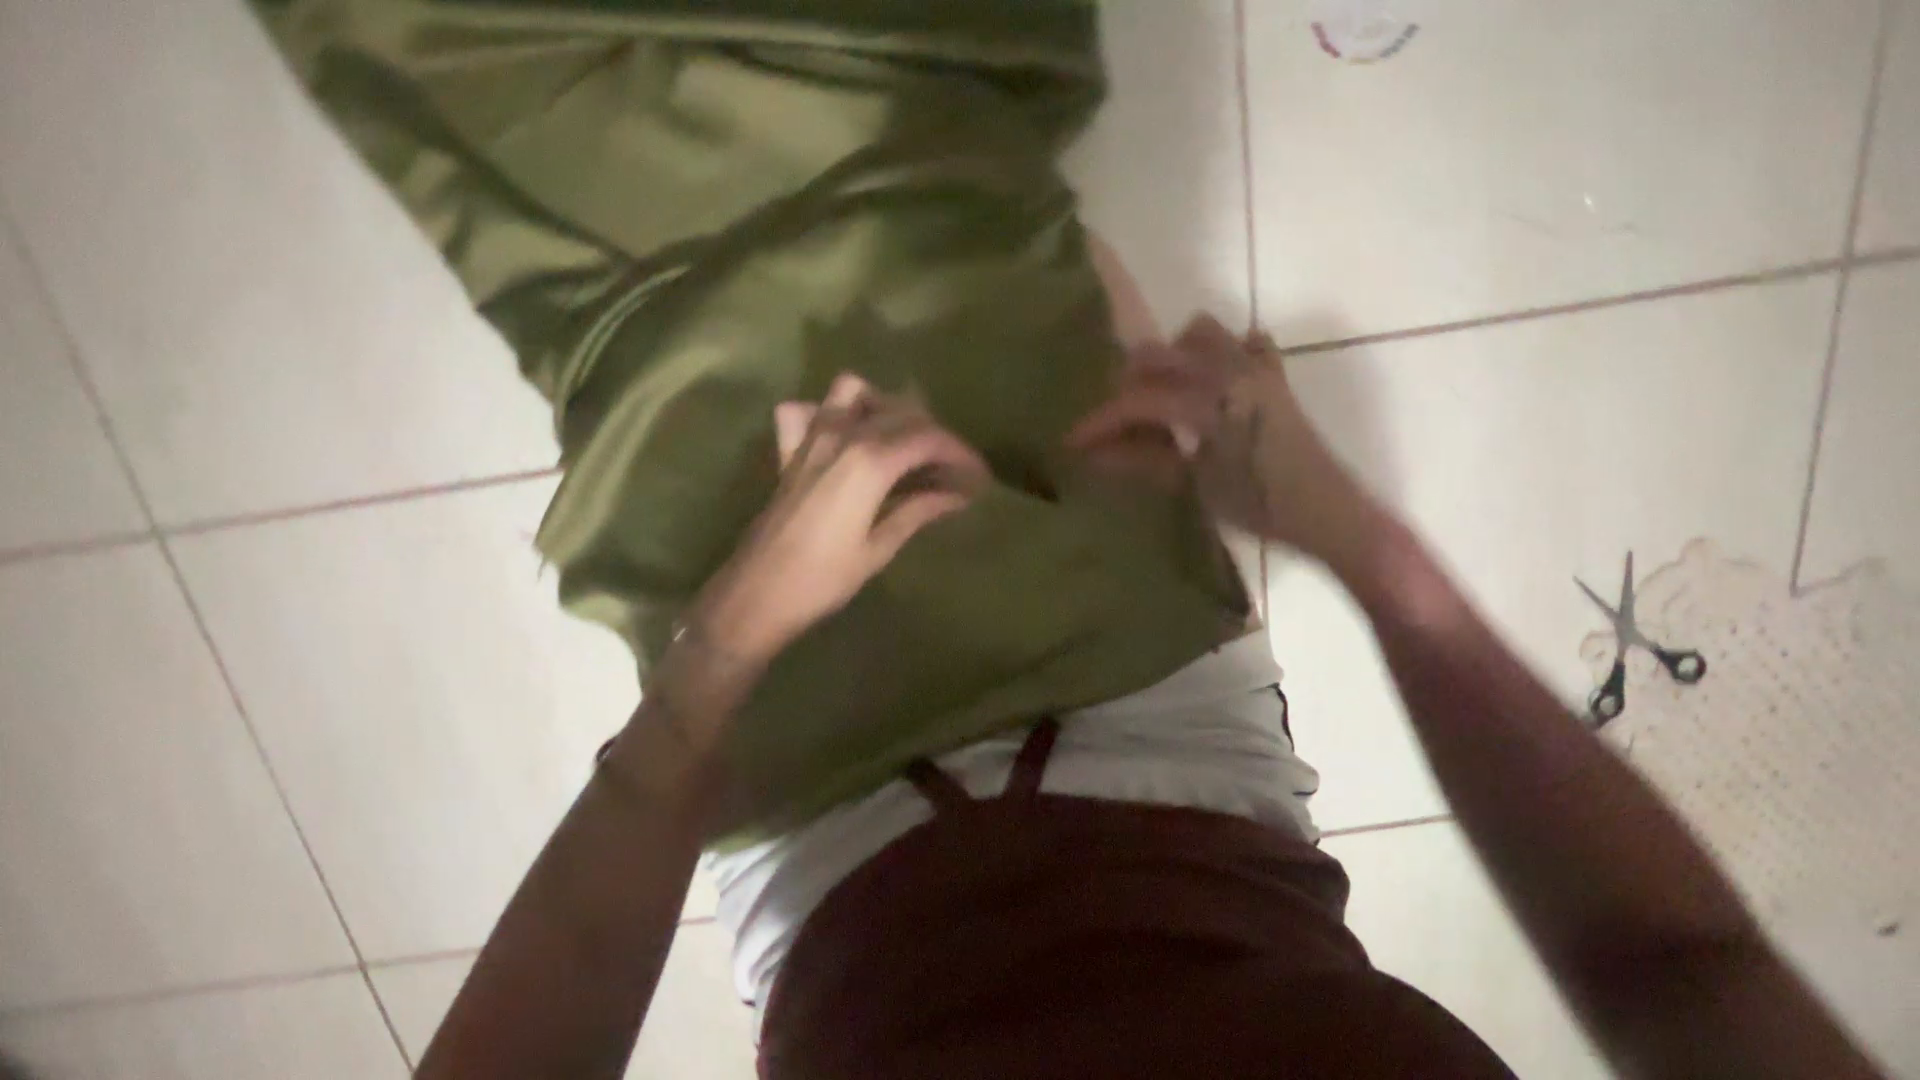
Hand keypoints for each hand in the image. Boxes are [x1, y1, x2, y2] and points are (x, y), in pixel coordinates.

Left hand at [690, 373, 986, 666]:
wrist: (757, 594)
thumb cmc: (823, 580)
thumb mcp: (879, 547)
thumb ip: (918, 510)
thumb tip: (959, 495)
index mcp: (869, 462)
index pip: (928, 438)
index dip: (960, 452)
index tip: (980, 476)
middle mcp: (841, 437)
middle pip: (899, 413)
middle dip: (933, 434)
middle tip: (952, 469)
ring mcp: (810, 439)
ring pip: (852, 392)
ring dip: (883, 406)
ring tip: (902, 440)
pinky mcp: (788, 453)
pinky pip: (804, 412)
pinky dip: (826, 414)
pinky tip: (842, 437)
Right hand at [1066, 314, 1374, 562]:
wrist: (1329, 514)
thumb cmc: (1260, 507)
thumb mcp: (1194, 486)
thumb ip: (1142, 462)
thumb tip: (1090, 457)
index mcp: (1211, 398)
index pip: (1140, 401)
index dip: (1100, 421)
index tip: (1070, 442)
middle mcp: (1232, 370)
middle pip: (1161, 355)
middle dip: (1128, 384)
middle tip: (1111, 423)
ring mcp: (1258, 369)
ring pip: (1202, 334)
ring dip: (1171, 357)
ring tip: (1158, 397)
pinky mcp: (1276, 379)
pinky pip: (1247, 345)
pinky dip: (1223, 354)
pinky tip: (1209, 386)